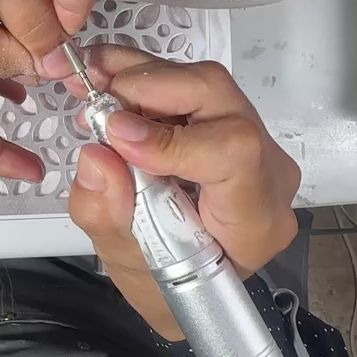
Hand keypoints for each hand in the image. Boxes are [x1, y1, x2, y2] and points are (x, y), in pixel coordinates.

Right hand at [65, 46, 301, 339]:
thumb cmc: (164, 283)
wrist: (186, 282)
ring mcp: (251, 140)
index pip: (233, 153)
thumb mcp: (125, 261)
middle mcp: (265, 172)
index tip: (113, 135)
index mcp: (253, 220)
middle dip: (150, 89)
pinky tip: (105, 76)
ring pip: (203, 82)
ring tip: (90, 82)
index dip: (171, 137)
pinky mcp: (226, 121)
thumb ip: (108, 212)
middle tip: (96, 102)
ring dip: (140, 75)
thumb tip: (97, 154)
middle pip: (219, 99)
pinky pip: (190, 83)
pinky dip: (142, 74)